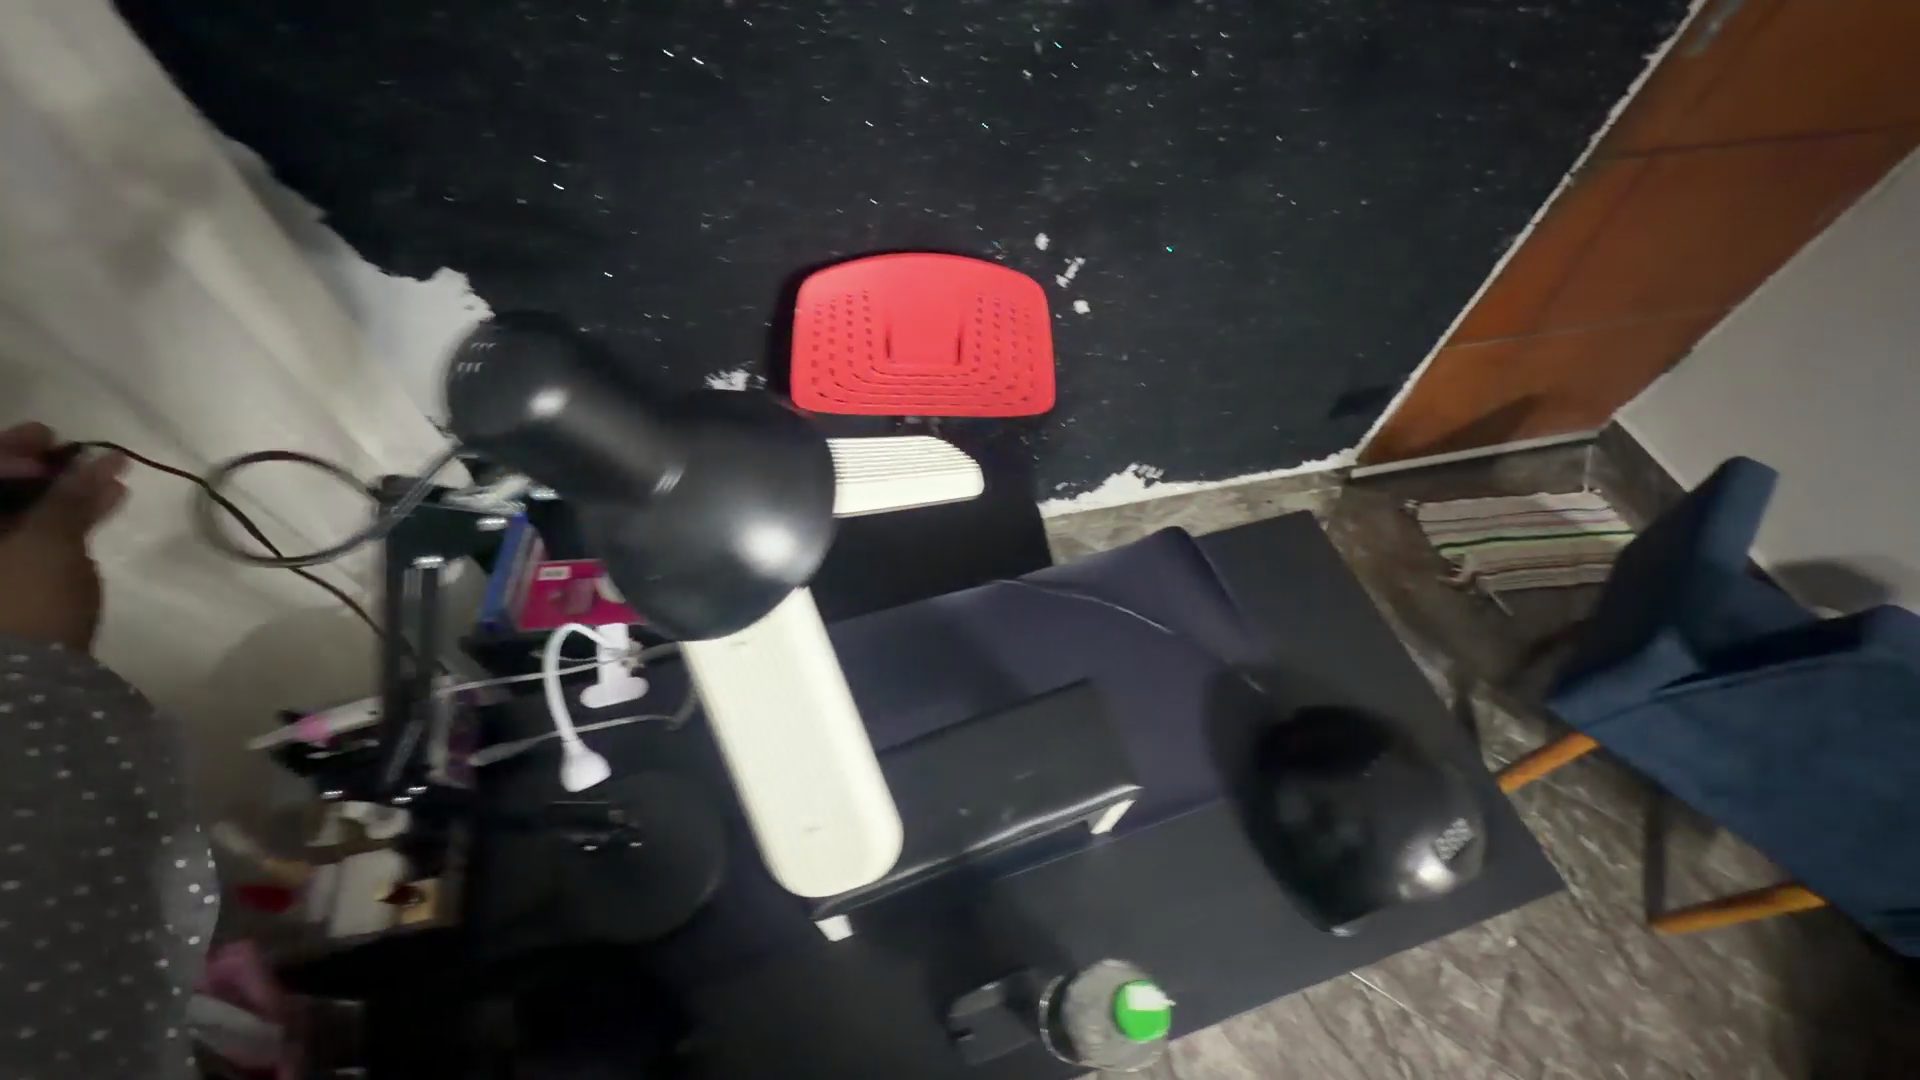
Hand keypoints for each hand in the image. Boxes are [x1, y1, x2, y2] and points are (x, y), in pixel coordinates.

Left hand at [0, 423, 127, 650]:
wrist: (20, 680)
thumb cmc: (18, 601)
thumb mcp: (49, 543)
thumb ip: (71, 497)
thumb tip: (101, 458)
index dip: (8, 450)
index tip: (55, 438)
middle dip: (32, 472)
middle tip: (78, 457)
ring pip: (9, 517)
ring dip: (52, 496)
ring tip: (105, 484)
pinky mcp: (4, 586)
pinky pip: (24, 539)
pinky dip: (55, 523)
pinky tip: (95, 513)